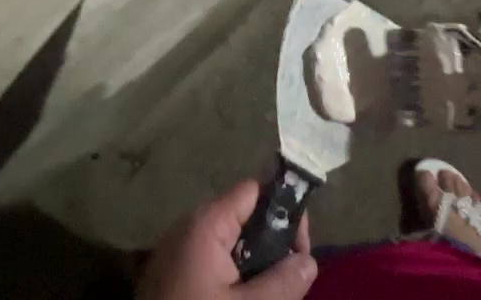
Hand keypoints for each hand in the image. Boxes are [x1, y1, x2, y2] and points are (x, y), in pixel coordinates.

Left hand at [137, 179, 316, 299]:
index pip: (252, 191)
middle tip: (291, 279)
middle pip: (242, 217)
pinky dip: (231, 275)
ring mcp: (176, 251)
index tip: (303, 246)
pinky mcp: (171, 274)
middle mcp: (188, 226)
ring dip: (253, 263)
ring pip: (229, 242)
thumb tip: (309, 260)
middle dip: (271, 243)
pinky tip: (242, 297)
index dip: (283, 210)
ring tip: (269, 293)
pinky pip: (211, 261)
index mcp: (205, 224)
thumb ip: (281, 284)